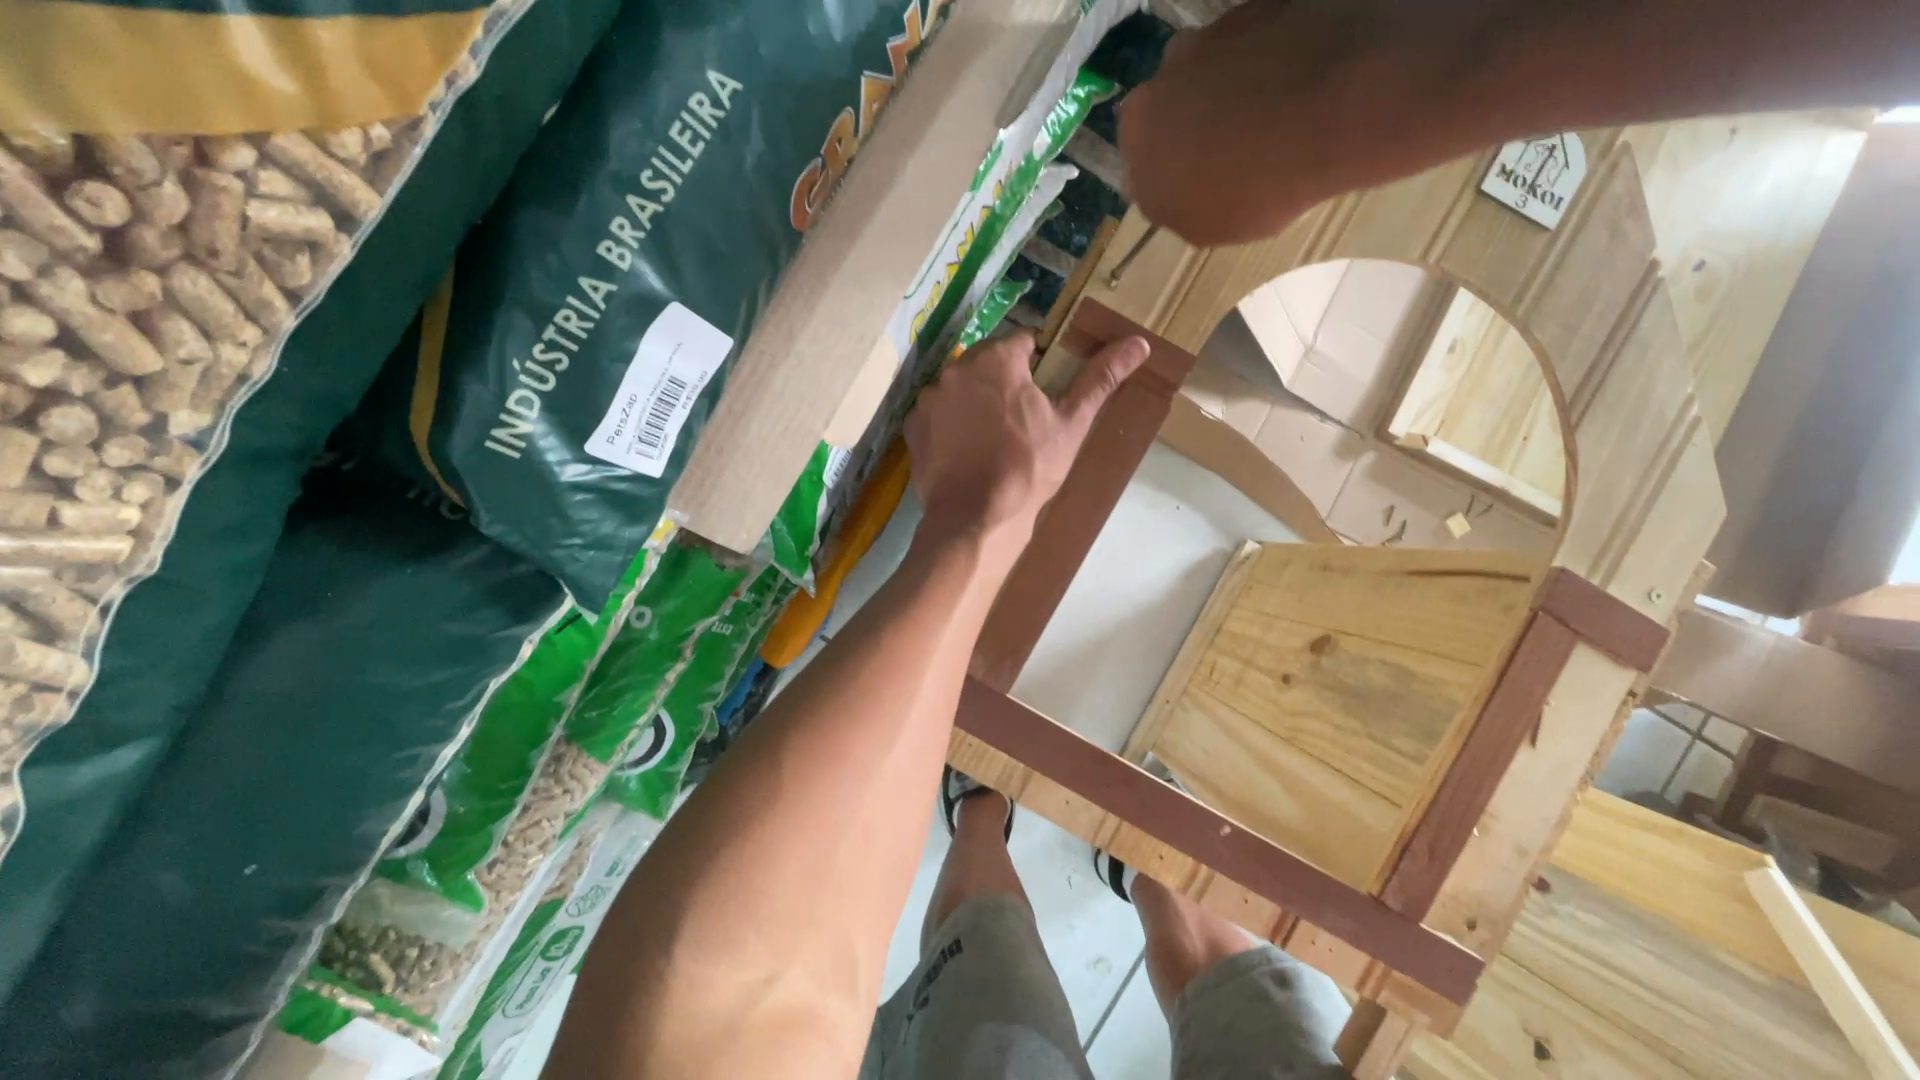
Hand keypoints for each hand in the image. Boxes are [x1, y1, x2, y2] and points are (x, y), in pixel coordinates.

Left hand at [904, 330, 1149, 541]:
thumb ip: (1100, 378)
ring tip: (993, 439)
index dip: (1040, 364)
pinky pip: (939, 413)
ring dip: (976, 400)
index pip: (1025, 341)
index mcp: (997, 358)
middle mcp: (956, 368)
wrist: (975, 518)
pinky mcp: (913, 426)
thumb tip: (1138, 343)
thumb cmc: (1029, 469)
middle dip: (1006, 382)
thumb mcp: (1071, 423)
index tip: (1045, 394)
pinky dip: (951, 424)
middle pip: (989, 361)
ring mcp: (929, 397)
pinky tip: (966, 451)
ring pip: (962, 387)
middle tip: (1023, 421)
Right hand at [1120, 0, 1471, 246]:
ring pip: (1216, 68)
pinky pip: (1262, 40)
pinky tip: (1305, 88)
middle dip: (1198, 124)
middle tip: (1240, 153)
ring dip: (1236, 89)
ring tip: (1280, 118)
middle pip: (1175, 104)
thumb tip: (1175, 193)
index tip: (1203, 188)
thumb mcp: (1205, 227)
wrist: (1338, 106)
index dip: (1172, 173)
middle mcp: (1165, 70)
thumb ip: (1174, 206)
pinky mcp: (1265, 5)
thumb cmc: (1259, 184)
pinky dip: (1276, 61)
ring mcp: (1216, 31)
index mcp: (1137, 126)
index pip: (1142, 155)